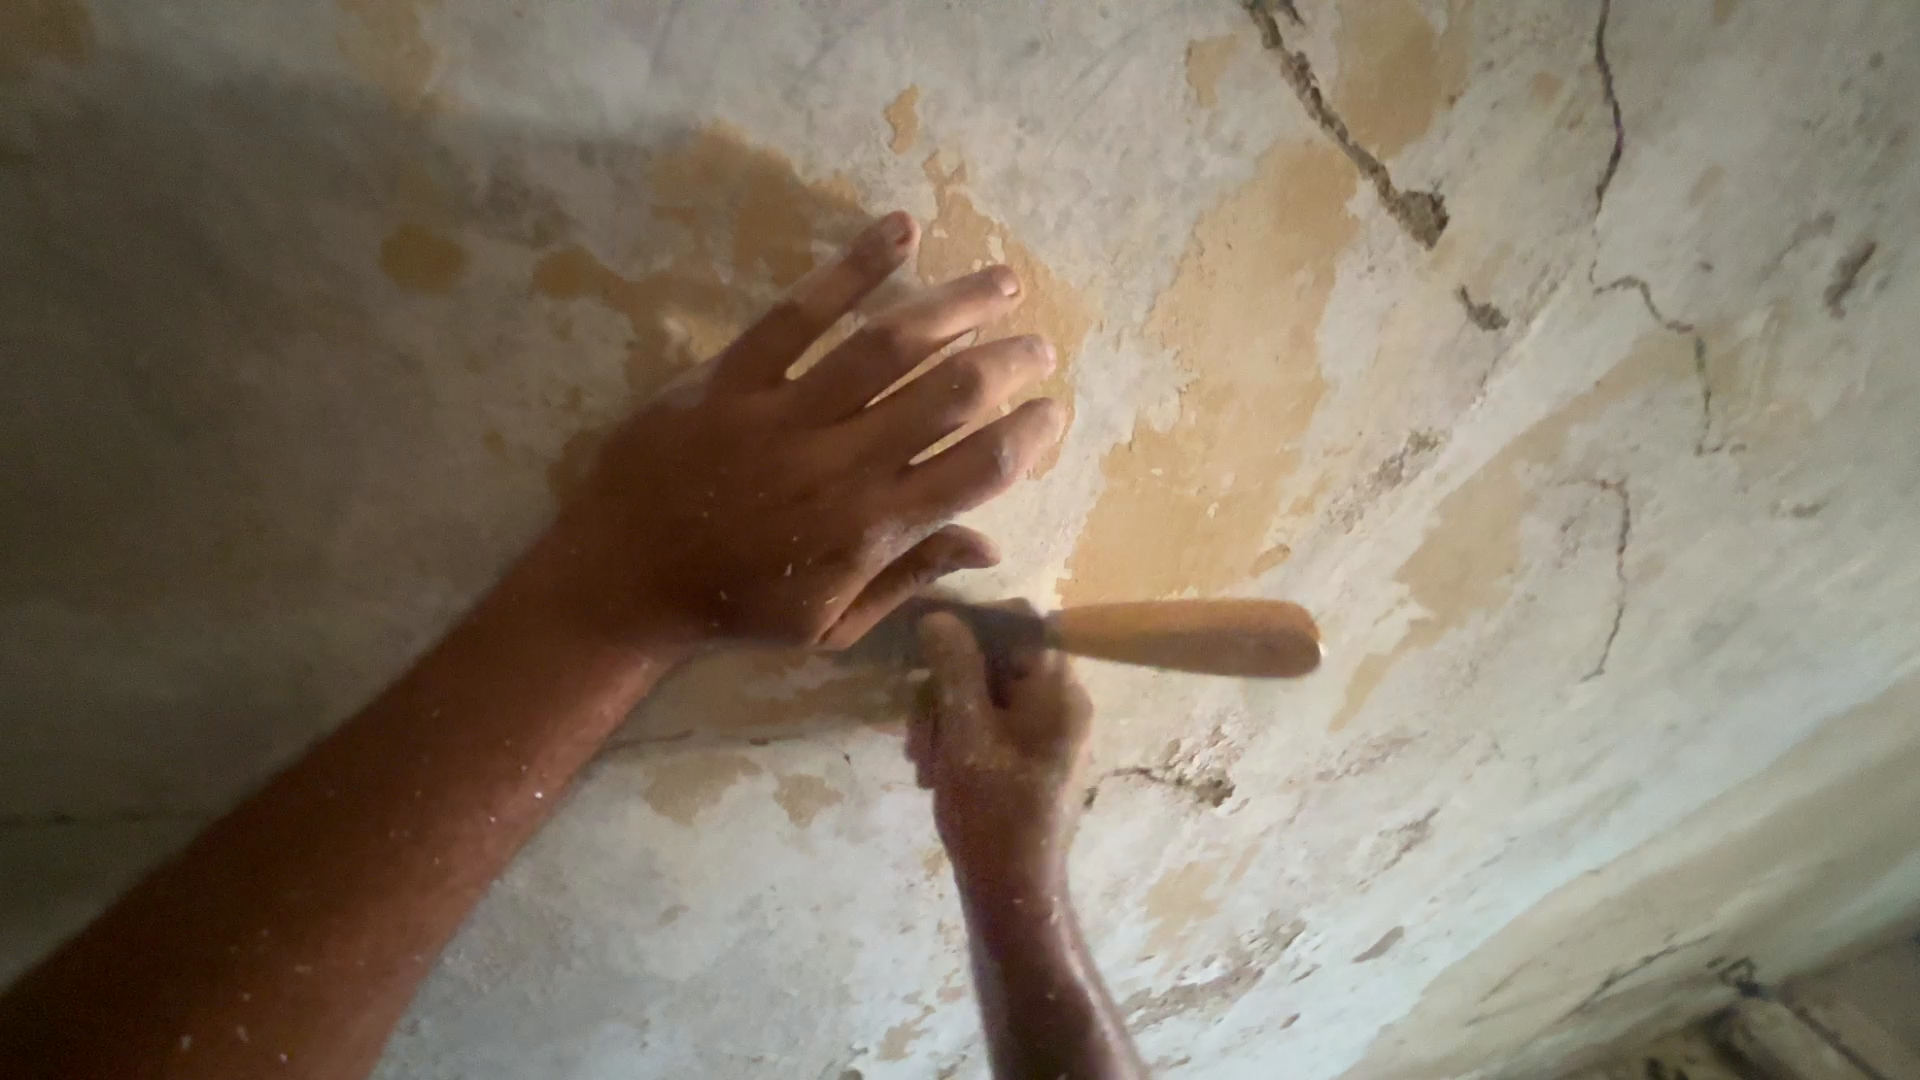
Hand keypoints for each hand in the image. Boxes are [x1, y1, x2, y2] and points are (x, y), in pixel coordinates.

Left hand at [542, 211, 1063, 652]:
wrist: (623, 578)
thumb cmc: (738, 607)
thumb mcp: (832, 623)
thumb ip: (911, 579)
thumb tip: (989, 546)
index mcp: (869, 529)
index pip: (976, 469)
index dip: (1029, 435)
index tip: (1054, 411)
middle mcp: (840, 463)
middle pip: (948, 395)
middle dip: (1009, 363)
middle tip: (1040, 347)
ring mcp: (784, 413)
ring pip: (889, 344)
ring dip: (957, 305)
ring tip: (1004, 280)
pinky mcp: (732, 376)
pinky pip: (799, 312)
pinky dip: (852, 266)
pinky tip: (899, 229)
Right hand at [909, 604, 1093, 891]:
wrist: (1012, 895)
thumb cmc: (993, 812)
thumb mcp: (965, 733)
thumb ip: (954, 668)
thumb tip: (940, 615)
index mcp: (1058, 691)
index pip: (1022, 623)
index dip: (974, 624)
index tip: (930, 644)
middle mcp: (1059, 703)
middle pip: (994, 661)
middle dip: (945, 690)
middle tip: (919, 734)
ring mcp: (1045, 732)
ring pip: (982, 694)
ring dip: (943, 720)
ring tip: (924, 764)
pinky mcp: (1027, 755)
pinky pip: (987, 724)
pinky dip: (956, 740)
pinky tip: (934, 773)